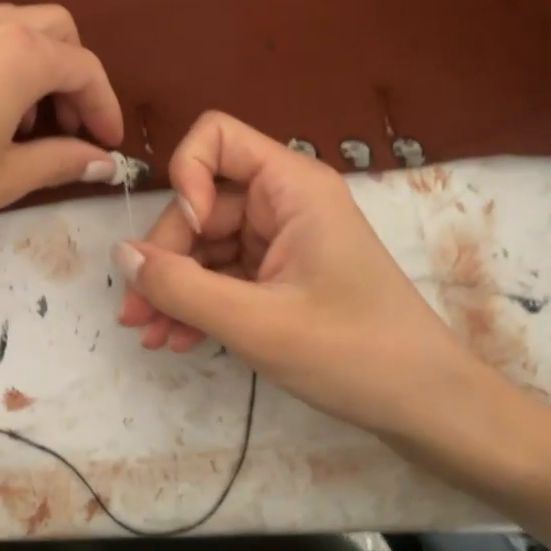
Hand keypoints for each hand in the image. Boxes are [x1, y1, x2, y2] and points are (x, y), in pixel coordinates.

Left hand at [0, 4, 125, 254]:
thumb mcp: (4, 178)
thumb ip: (63, 160)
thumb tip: (102, 161)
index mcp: (20, 53)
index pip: (84, 68)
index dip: (104, 107)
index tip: (107, 146)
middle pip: (55, 29)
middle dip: (72, 74)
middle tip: (66, 127)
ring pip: (13, 24)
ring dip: (34, 63)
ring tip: (19, 123)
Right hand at [114, 111, 499, 441]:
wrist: (432, 412)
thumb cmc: (355, 354)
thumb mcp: (258, 324)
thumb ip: (180, 287)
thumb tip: (119, 255)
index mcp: (292, 187)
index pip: (216, 138)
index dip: (186, 176)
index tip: (187, 234)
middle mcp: (283, 202)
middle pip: (199, 203)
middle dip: (165, 256)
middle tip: (136, 314)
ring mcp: (281, 240)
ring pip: (204, 244)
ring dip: (173, 288)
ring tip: (149, 336)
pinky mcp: (280, 275)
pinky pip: (222, 274)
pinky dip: (197, 302)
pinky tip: (176, 340)